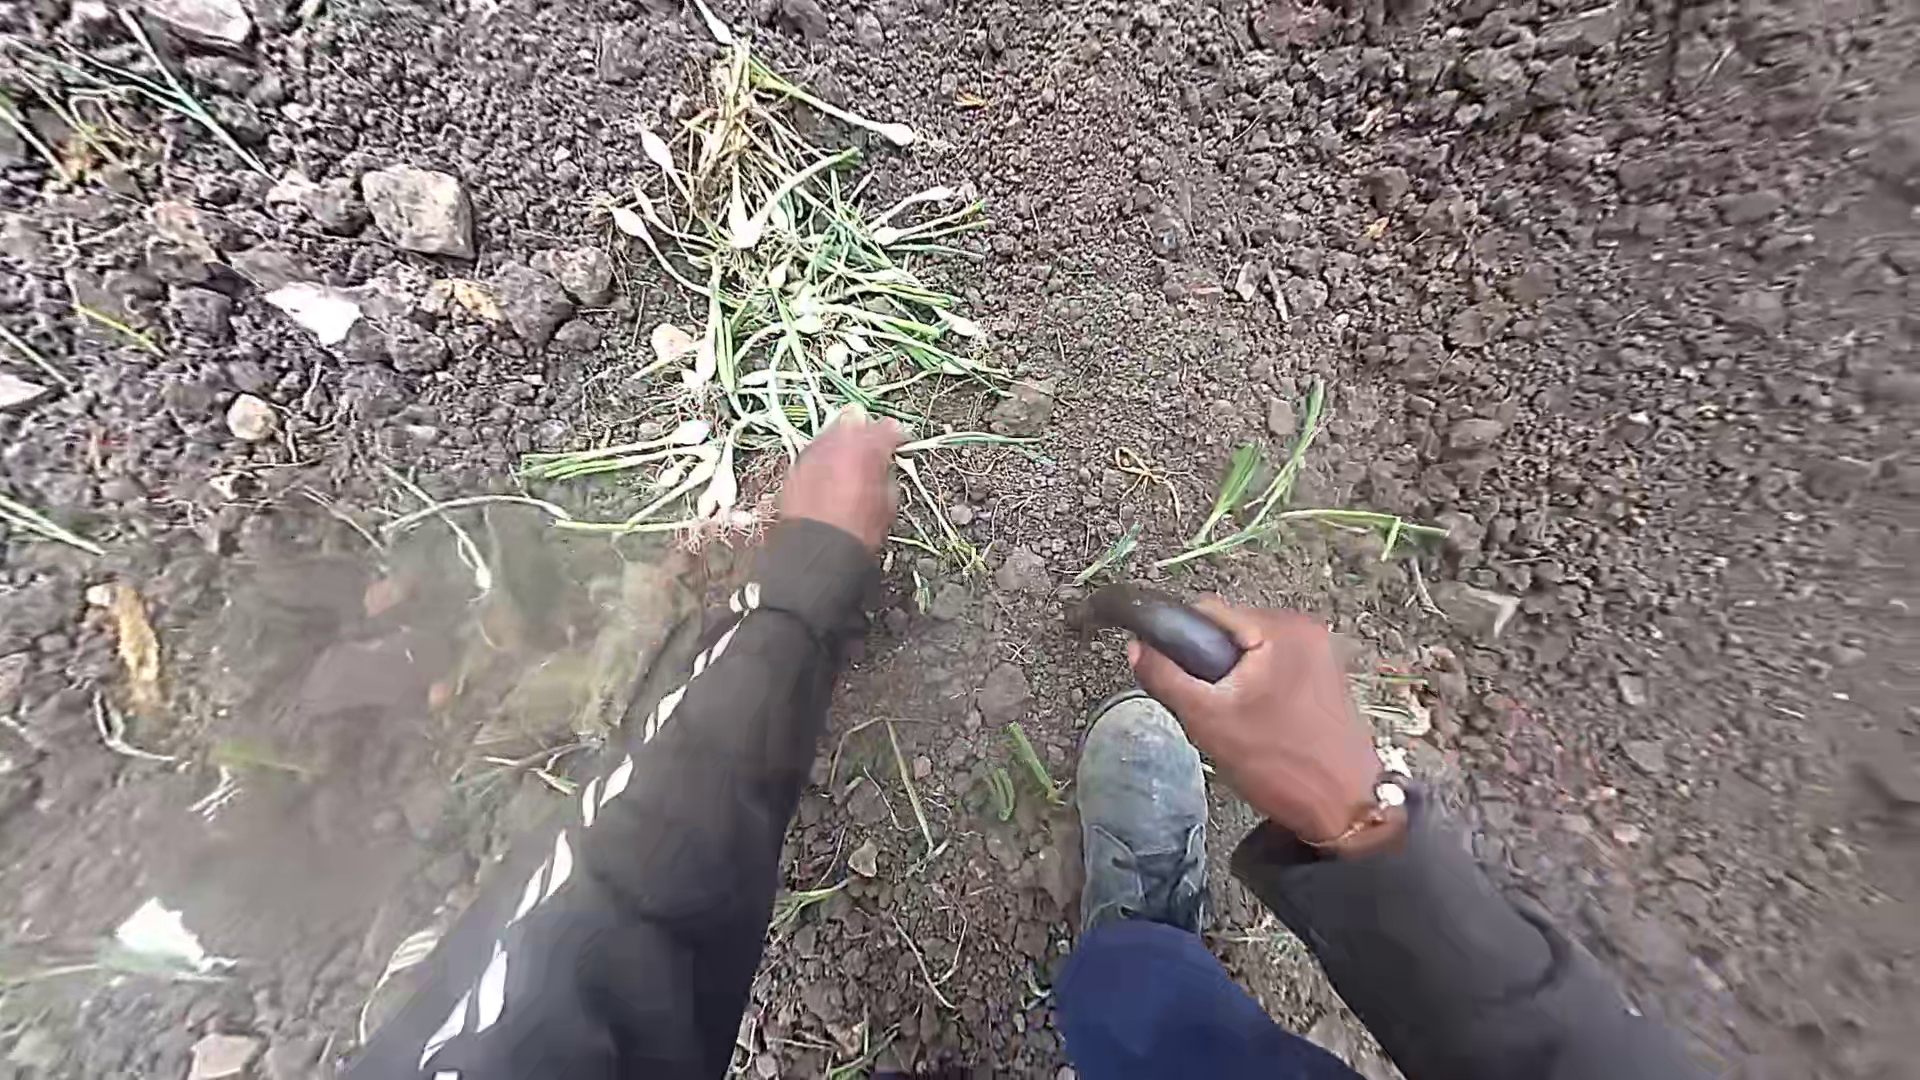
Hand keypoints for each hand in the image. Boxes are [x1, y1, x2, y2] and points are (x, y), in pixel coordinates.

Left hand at [780, 406, 904, 551]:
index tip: (899, 442)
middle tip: (874, 441)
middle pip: (855, 425)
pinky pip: (815, 451)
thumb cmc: (856, 532)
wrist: (819, 550)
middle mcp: (838, 445)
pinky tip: (831, 466)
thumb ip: (887, 474)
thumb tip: (884, 468)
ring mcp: (814, 454)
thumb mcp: (887, 502)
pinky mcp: (797, 467)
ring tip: (851, 452)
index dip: (895, 435)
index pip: (886, 431)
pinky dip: (825, 454)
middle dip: (866, 431)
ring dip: (843, 439)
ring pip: (831, 434)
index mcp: (867, 450)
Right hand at [1128, 599, 1388, 848]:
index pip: (1206, 611)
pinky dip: (1252, 684)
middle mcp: (1304, 628)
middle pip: (1227, 630)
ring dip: (1229, 676)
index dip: (1182, 643)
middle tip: (1209, 706)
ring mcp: (1318, 651)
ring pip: (1246, 649)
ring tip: (1232, 716)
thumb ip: (1163, 675)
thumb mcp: (1204, 718)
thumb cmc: (1279, 762)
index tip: (1183, 680)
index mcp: (1280, 627)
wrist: (1346, 811)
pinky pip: (1269, 664)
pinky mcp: (1324, 674)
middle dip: (1208, 663)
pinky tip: (1256, 719)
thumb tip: (1136, 647)